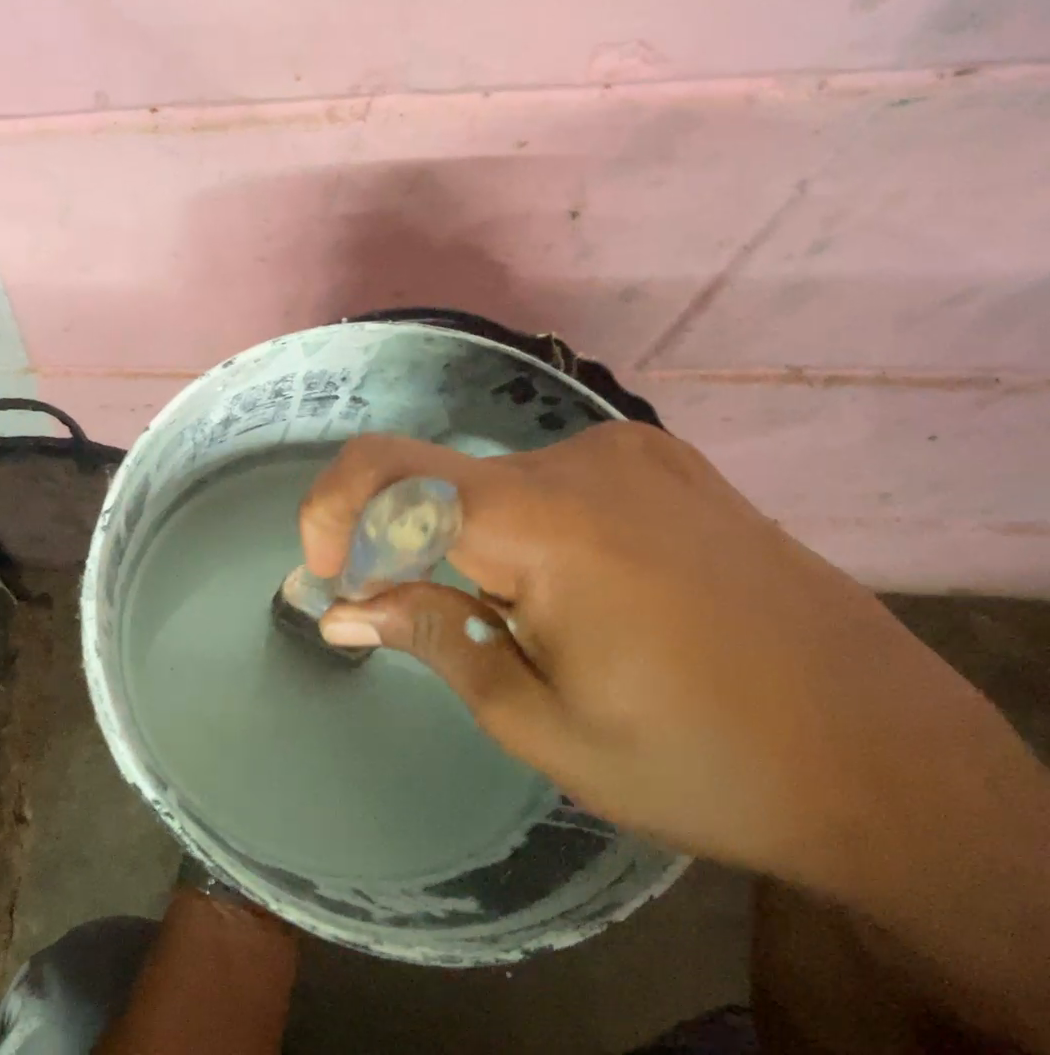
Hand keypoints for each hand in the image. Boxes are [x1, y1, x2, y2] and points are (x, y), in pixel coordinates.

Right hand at [299, 423, 1047, 901]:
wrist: (896, 768)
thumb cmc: (701, 762)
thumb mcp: (538, 720)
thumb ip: (432, 638)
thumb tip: (342, 608)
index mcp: (545, 521)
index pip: (385, 472)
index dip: (327, 516)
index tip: (329, 583)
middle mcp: (586, 461)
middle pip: (435, 481)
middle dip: (396, 549)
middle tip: (406, 626)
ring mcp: (638, 456)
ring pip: (491, 486)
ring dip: (463, 547)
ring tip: (513, 630)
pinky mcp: (673, 470)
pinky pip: (552, 485)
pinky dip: (518, 532)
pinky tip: (569, 601)